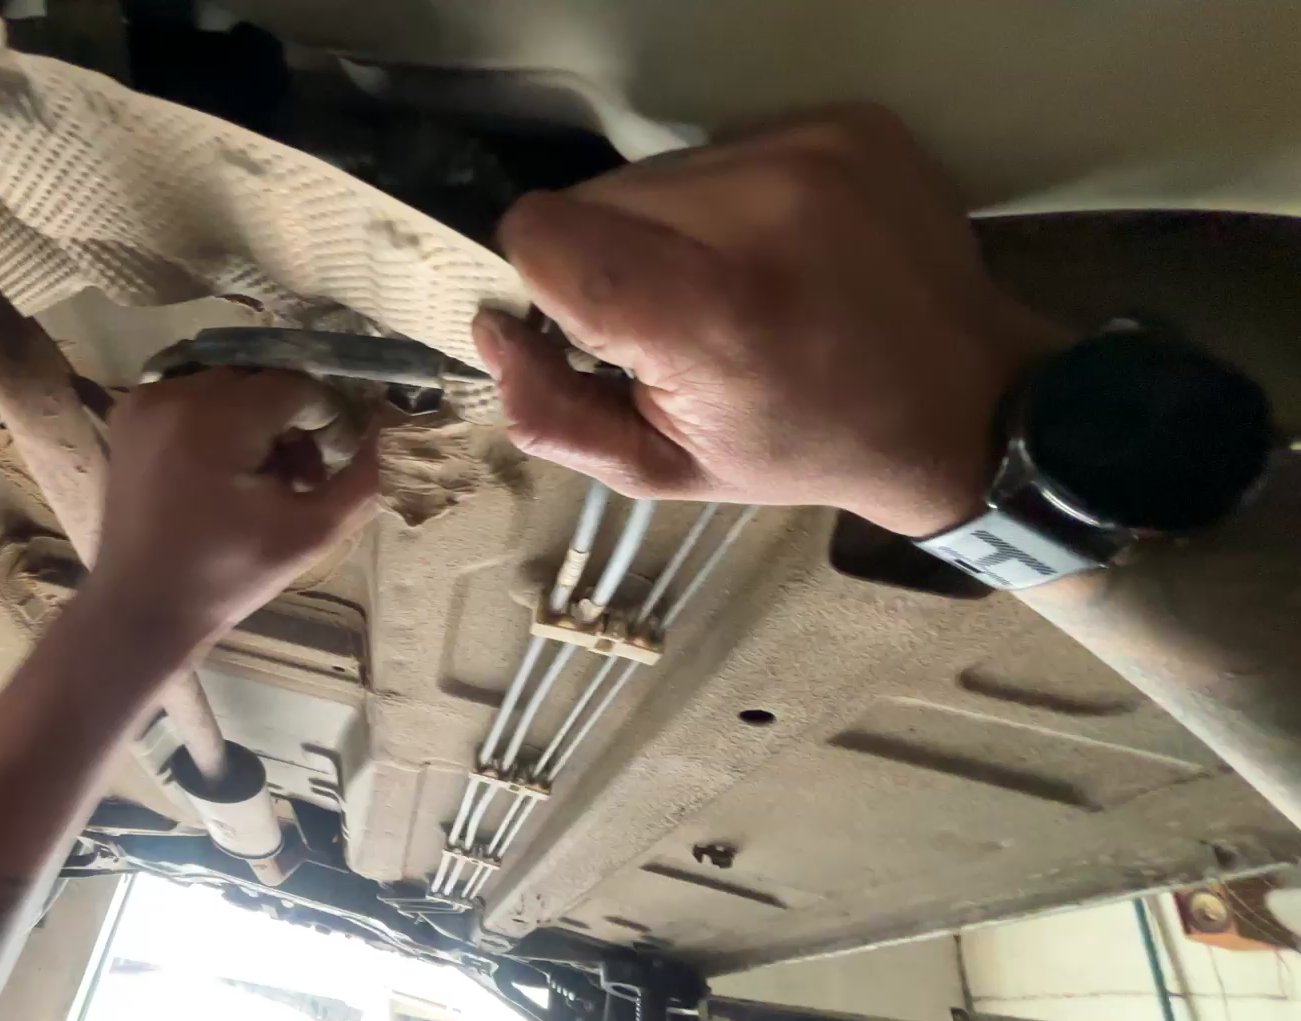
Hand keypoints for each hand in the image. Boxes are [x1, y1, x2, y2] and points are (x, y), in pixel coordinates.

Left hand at [85, 368, 379, 644]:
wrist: (143, 606)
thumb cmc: (230, 575)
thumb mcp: (311, 533)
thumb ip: (365, 480)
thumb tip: (398, 432)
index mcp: (213, 420)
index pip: (297, 386)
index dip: (325, 422)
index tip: (324, 468)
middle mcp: (172, 393)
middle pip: (264, 380)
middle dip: (290, 422)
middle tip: (296, 479)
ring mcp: (144, 399)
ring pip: (232, 384)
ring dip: (258, 420)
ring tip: (263, 479)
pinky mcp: (130, 412)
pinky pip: (197, 395)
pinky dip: (222, 421)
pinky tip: (226, 469)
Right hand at [473, 104, 1067, 537]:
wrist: (958, 400)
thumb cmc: (789, 448)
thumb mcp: (651, 470)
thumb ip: (549, 413)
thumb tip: (491, 328)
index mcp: (708, 313)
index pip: (543, 235)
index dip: (529, 278)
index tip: (565, 324)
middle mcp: (759, 208)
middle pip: (585, 198)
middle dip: (589, 260)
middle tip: (647, 320)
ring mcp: (808, 152)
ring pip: (639, 173)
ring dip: (644, 232)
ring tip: (705, 285)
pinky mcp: (838, 120)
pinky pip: (702, 155)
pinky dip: (700, 206)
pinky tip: (750, 253)